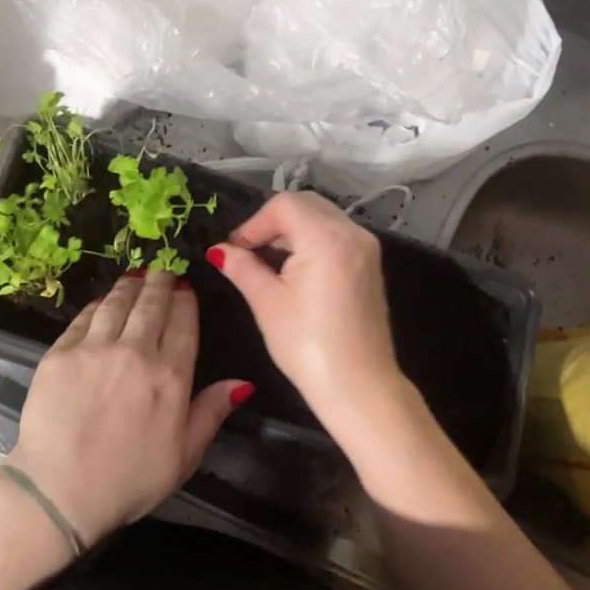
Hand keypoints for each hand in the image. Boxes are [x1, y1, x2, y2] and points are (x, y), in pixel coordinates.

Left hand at [7, 272, 248, 545]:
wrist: (62, 491)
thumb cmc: (130, 480)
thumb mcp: (184, 455)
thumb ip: (211, 411)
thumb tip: (242, 382)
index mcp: (171, 376)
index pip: (183, 324)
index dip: (185, 301)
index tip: (185, 288)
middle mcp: (134, 351)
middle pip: (150, 305)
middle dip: (159, 283)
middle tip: (161, 271)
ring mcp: (93, 349)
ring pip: (115, 304)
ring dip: (128, 287)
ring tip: (135, 277)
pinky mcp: (58, 355)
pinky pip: (82, 320)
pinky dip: (96, 307)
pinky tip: (101, 303)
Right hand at [206, 192, 403, 417]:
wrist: (358, 385)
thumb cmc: (307, 345)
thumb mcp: (267, 303)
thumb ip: (242, 268)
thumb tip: (219, 250)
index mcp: (327, 236)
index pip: (283, 205)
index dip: (252, 224)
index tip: (234, 250)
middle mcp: (353, 232)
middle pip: (305, 204)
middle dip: (272, 223)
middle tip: (248, 253)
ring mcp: (366, 248)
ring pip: (322, 219)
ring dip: (291, 232)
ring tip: (267, 264)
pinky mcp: (370, 266)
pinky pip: (336, 237)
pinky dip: (311, 242)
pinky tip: (294, 272)